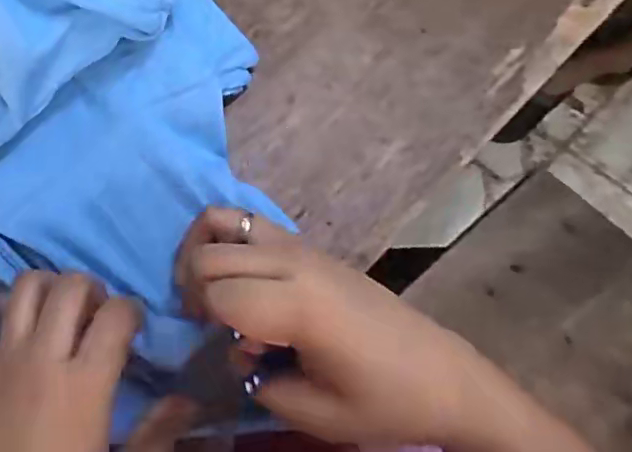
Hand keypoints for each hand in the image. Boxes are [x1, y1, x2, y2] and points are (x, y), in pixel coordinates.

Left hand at [0, 271, 142, 451]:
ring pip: (23, 289)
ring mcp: (3, 363)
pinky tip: (6, 316)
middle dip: (91, 288)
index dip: (132, 310)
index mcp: (84, 385)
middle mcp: (43, 359)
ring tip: (59, 307)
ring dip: (46, 286)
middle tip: (98, 313)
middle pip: (69, 287)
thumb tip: (187, 399)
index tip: (135, 324)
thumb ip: (155, 434)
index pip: (116, 316)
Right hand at [174, 208, 552, 451]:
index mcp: (297, 305)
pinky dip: (220, 234)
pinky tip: (229, 268)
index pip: (217, 295)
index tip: (213, 345)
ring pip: (217, 221)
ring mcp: (294, 242)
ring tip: (205, 288)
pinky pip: (244, 218)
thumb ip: (259, 383)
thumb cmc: (384, 401)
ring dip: (198, 251)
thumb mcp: (318, 414)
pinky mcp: (301, 240)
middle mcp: (290, 260)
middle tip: (203, 325)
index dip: (202, 321)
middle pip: (209, 255)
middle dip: (192, 289)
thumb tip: (233, 352)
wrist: (439, 371)